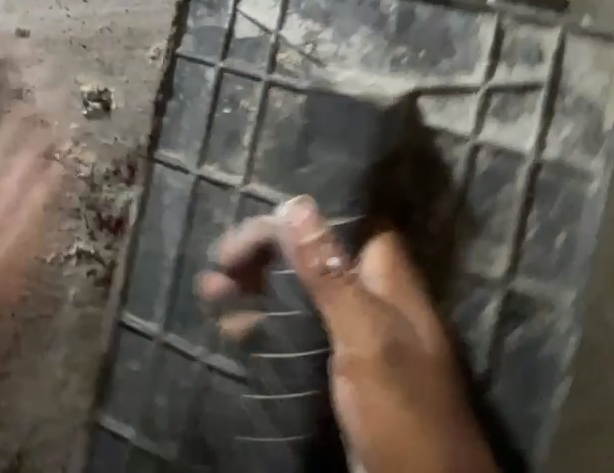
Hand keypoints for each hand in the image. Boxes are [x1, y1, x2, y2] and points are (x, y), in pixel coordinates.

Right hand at [197, 197, 498, 472]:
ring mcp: (355, 340)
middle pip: (316, 258)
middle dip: (267, 254)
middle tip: (221, 263)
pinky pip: (295, 335)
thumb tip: (296, 202)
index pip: (348, 224)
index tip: (260, 217)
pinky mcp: (338, 376)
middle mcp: (372, 303)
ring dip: (257, 289)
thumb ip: (331, 274)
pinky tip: (231, 327)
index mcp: (389, 283)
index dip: (305, 215)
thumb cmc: (403, 410)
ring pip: (300, 296)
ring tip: (210, 289)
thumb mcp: (366, 337)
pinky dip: (263, 326)